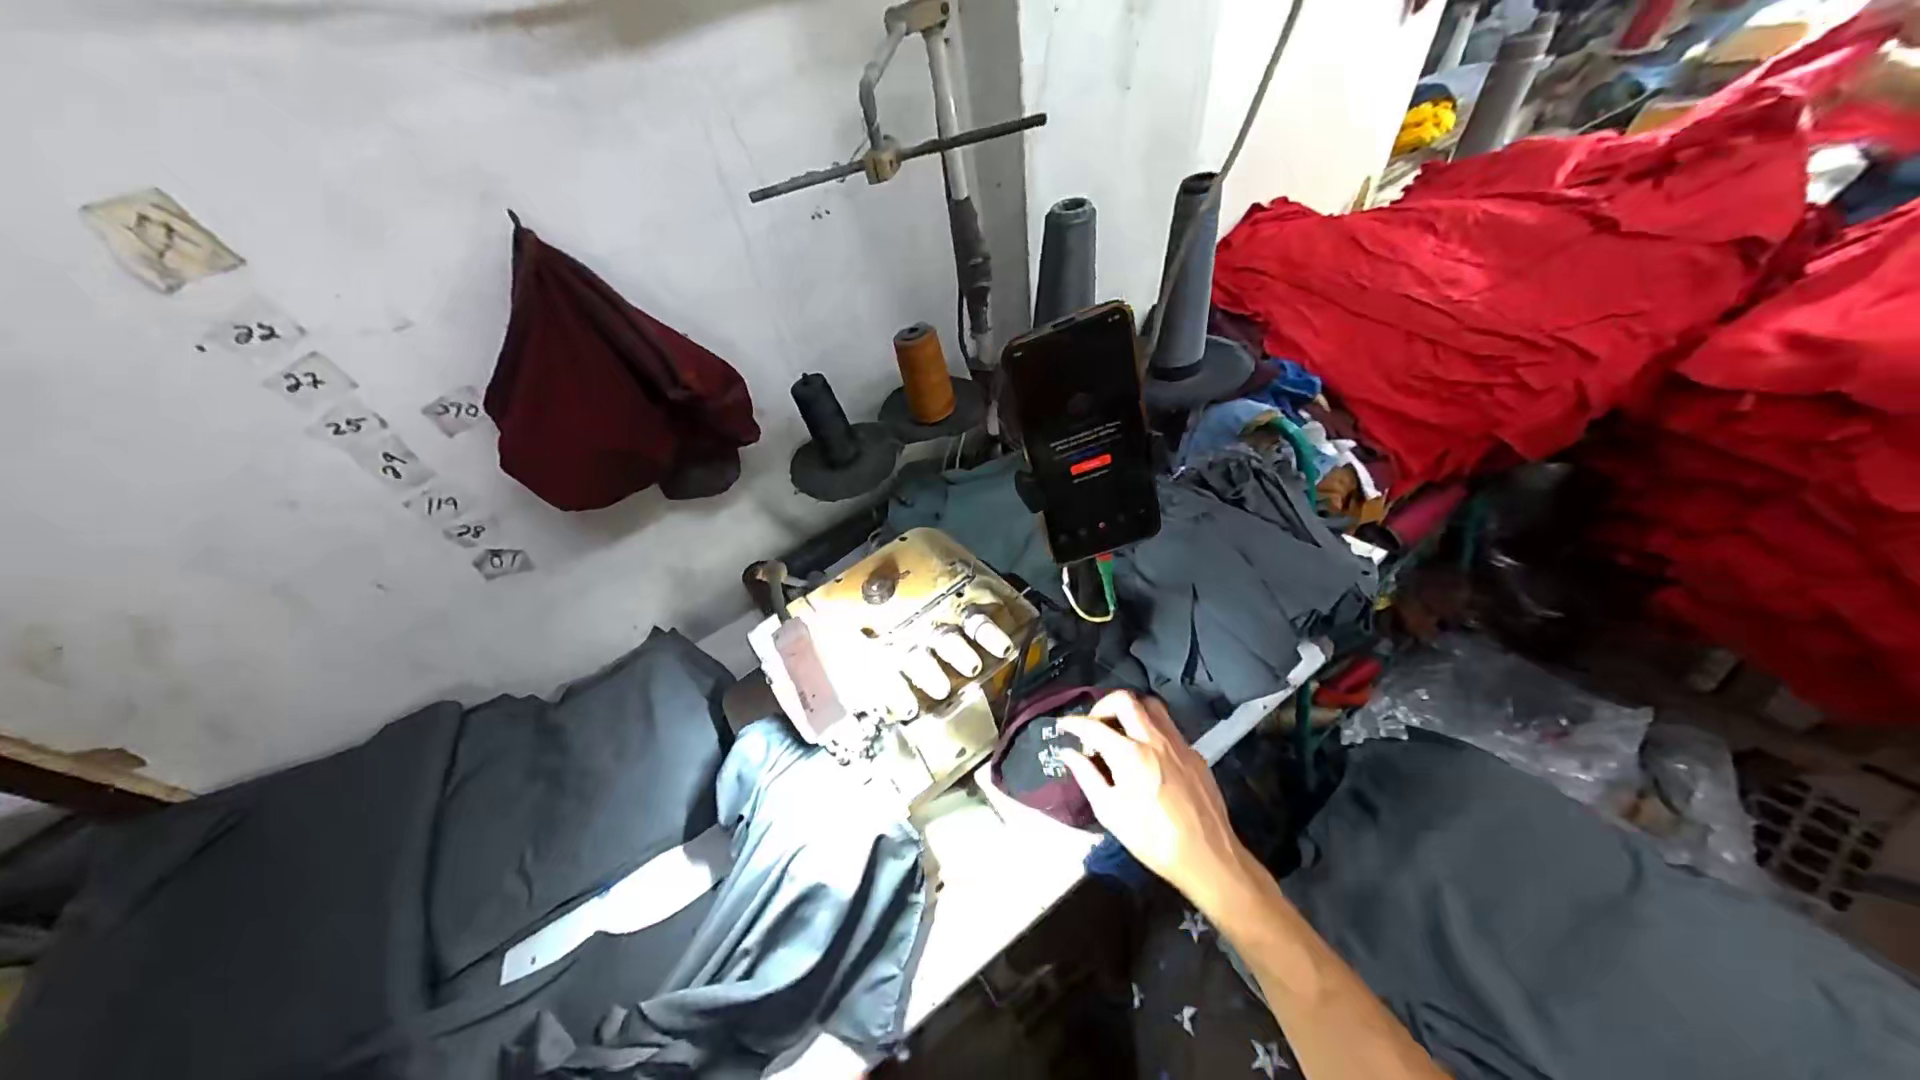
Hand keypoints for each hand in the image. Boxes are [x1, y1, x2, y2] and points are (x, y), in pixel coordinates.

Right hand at [1057, 691, 1256, 913]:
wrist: (1208, 857)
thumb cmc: (1153, 840)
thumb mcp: (1110, 812)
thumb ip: (1087, 776)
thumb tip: (1068, 753)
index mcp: (1130, 755)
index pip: (1094, 726)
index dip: (1073, 723)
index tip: (1063, 725)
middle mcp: (1155, 740)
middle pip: (1125, 700)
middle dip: (1102, 706)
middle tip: (1094, 725)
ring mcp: (1178, 744)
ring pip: (1151, 706)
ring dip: (1130, 710)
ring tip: (1119, 732)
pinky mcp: (1194, 754)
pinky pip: (1168, 726)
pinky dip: (1150, 728)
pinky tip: (1146, 752)